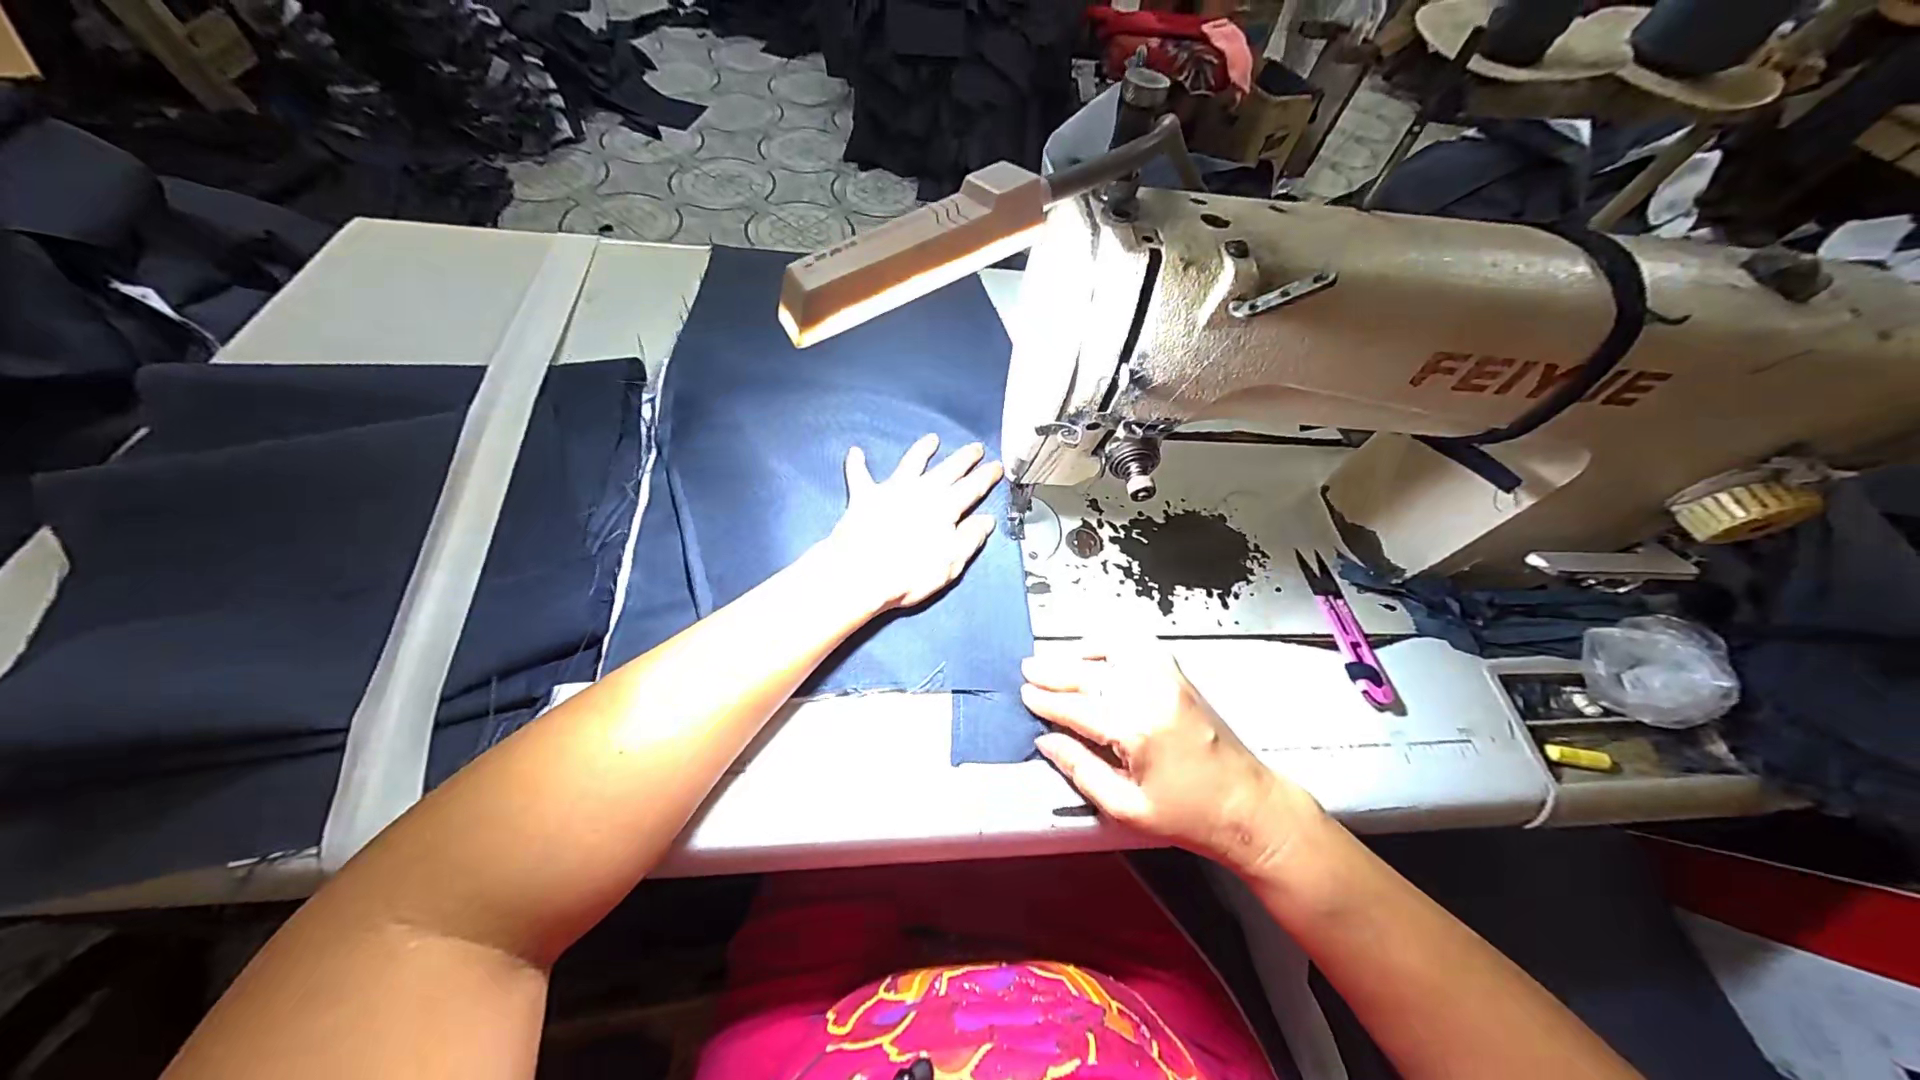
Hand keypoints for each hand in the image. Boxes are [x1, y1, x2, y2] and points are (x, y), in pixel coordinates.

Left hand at [816, 434, 1003, 613]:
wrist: (861, 575)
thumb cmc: (908, 574)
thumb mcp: (951, 562)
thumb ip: (970, 538)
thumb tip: (985, 522)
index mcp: (946, 507)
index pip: (973, 487)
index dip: (987, 475)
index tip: (996, 466)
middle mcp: (921, 491)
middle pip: (948, 468)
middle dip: (964, 457)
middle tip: (975, 448)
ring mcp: (892, 490)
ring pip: (911, 463)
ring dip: (922, 450)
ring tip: (932, 439)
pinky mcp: (865, 497)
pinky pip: (860, 476)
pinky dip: (857, 464)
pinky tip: (855, 452)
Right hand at [1021, 641, 1324, 875]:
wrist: (1249, 808)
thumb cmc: (1193, 815)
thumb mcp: (1126, 807)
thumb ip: (1081, 769)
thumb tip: (1048, 743)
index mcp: (1135, 729)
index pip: (1076, 707)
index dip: (1046, 701)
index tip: (1027, 695)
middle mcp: (1152, 696)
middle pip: (1090, 675)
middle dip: (1055, 671)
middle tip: (1030, 669)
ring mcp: (1170, 683)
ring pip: (1113, 654)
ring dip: (1081, 656)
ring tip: (1058, 661)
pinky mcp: (1182, 680)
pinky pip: (1143, 648)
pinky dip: (1116, 645)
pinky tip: (1101, 652)